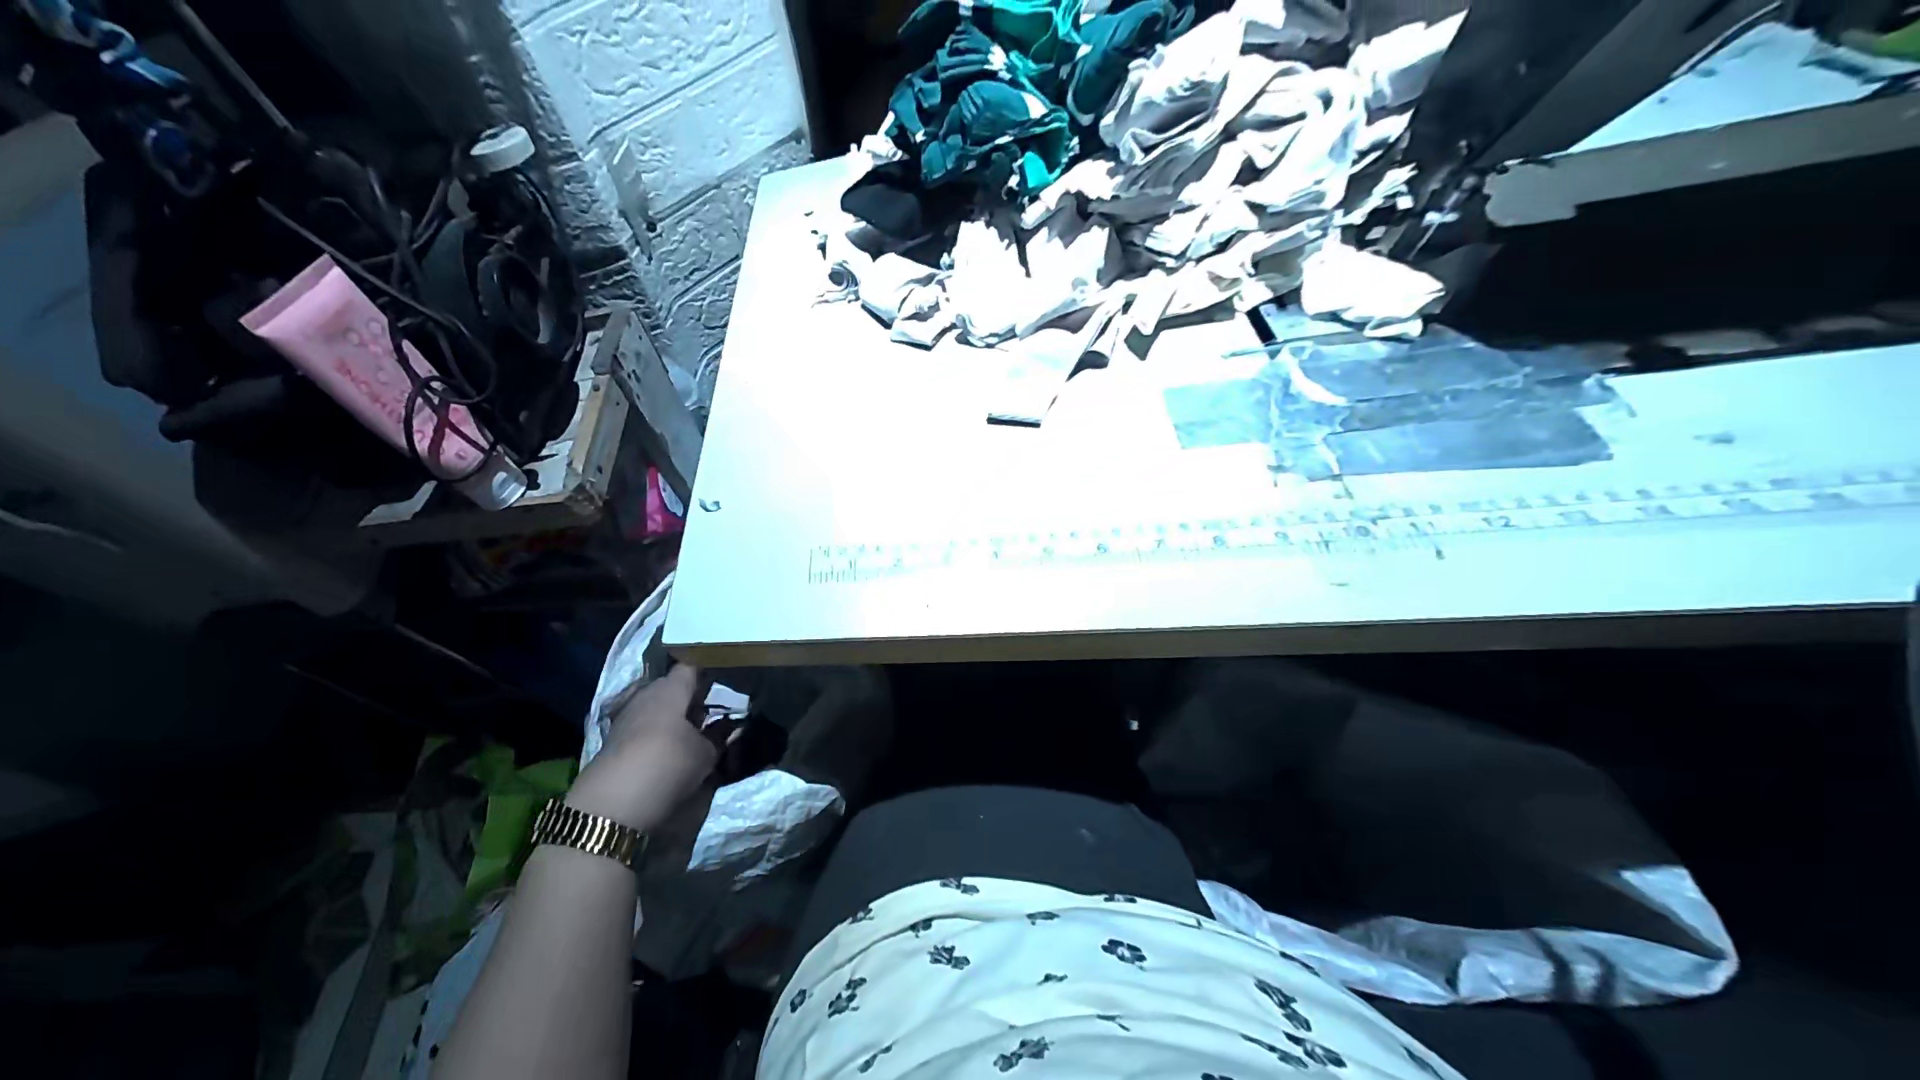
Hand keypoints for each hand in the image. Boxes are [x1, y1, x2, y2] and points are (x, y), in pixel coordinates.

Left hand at [566, 664, 717, 830]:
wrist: (612, 804)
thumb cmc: (668, 764)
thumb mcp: (706, 753)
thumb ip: (719, 735)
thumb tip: (729, 725)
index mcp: (669, 688)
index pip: (692, 666)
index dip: (709, 670)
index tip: (726, 678)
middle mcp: (644, 694)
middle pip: (671, 686)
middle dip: (690, 695)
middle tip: (714, 709)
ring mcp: (625, 715)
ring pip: (656, 706)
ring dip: (673, 715)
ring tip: (695, 730)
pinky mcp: (614, 739)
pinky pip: (643, 725)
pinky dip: (658, 731)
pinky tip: (671, 746)